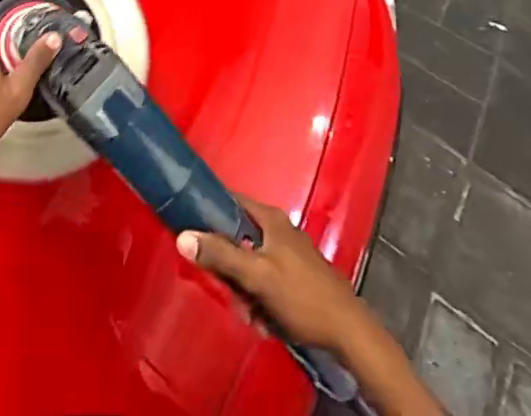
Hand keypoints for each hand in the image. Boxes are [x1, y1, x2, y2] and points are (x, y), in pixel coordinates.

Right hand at [175, 195, 370, 352]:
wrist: (346, 330)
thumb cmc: (301, 295)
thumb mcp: (257, 275)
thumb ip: (221, 255)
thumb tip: (183, 236)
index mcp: (269, 219)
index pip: (229, 201)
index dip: (208, 213)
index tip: (193, 234)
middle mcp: (276, 230)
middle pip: (235, 240)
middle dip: (230, 273)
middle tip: (233, 295)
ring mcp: (285, 253)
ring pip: (247, 266)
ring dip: (244, 293)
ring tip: (253, 315)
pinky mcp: (291, 276)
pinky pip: (261, 282)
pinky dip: (259, 301)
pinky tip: (265, 321)